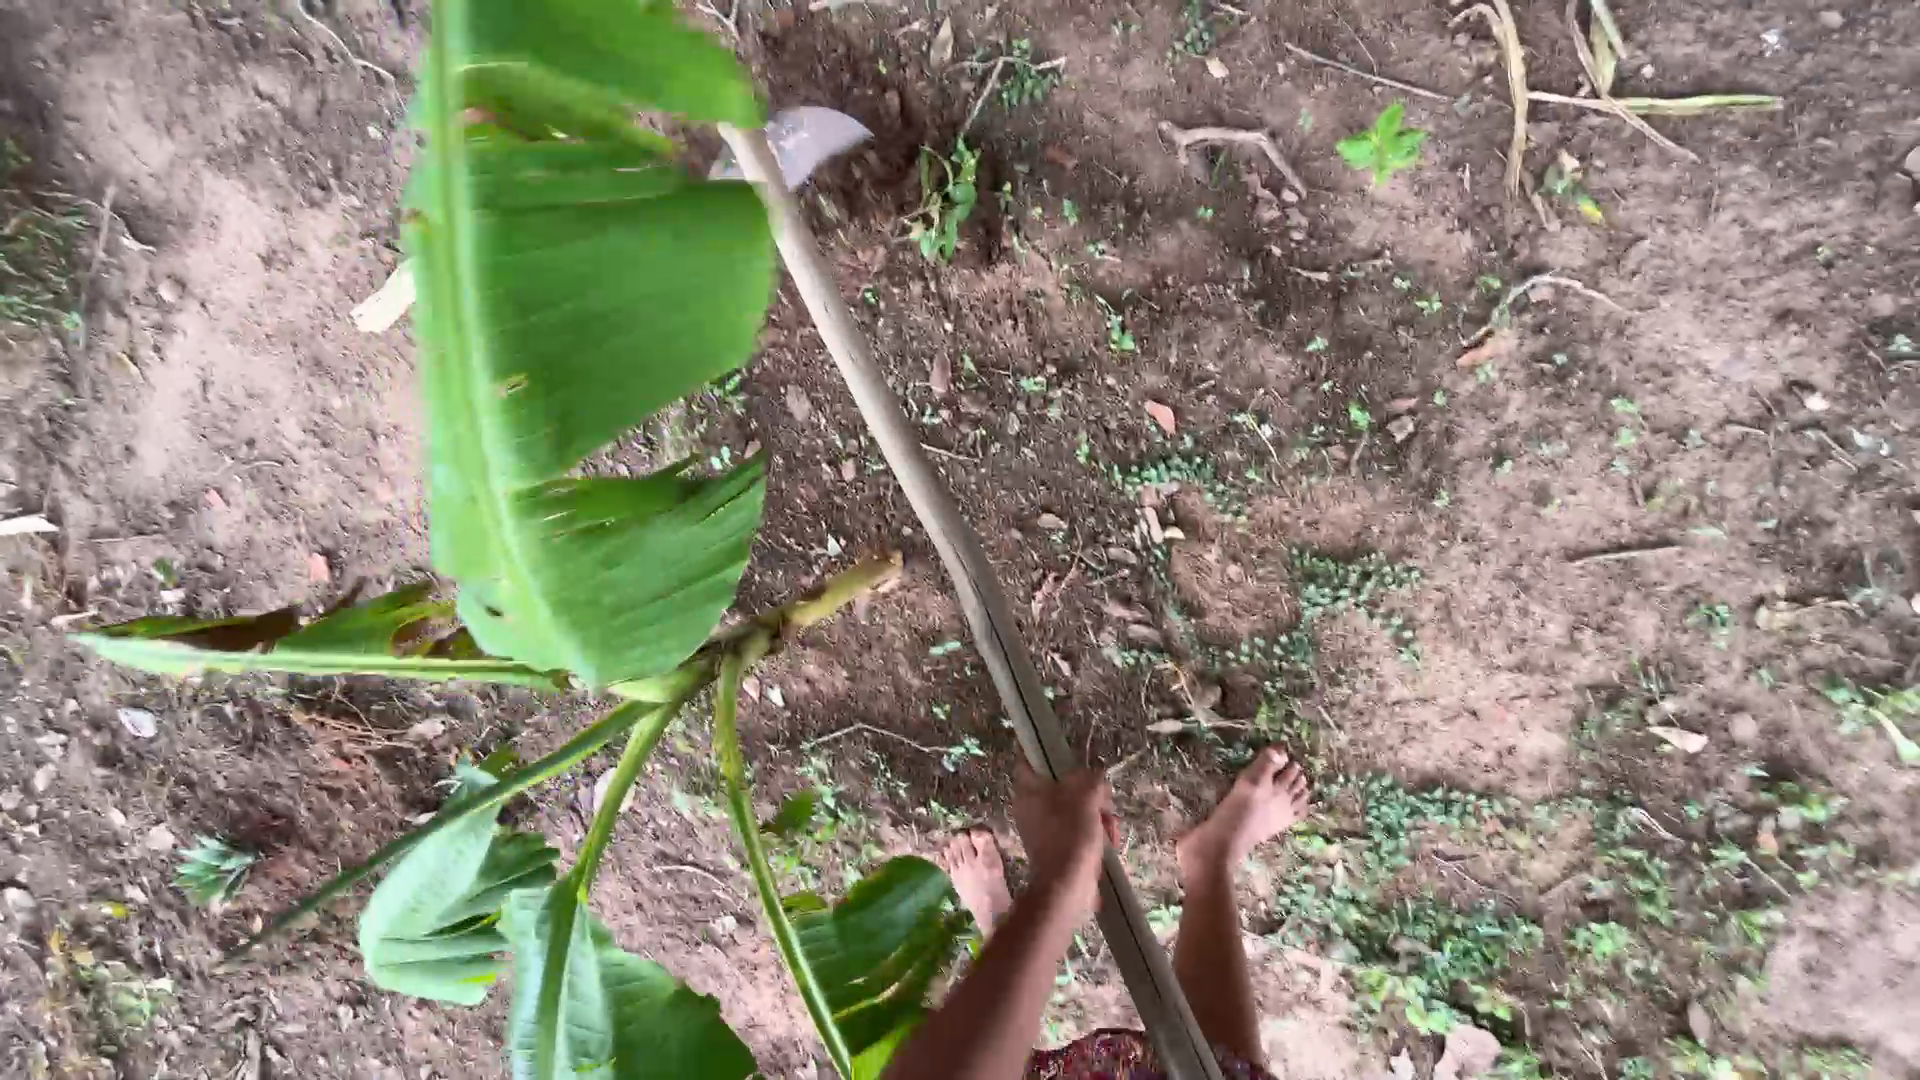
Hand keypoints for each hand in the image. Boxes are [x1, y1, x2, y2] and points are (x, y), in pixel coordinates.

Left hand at [1011, 767, 1117, 919]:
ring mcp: (1042, 829)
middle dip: (1089, 795)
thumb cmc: (1070, 837)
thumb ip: (1090, 779)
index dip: (1047, 752)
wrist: (1065, 889)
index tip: (1070, 757)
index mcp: (1028, 790)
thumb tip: (1093, 776)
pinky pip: (1076, 830)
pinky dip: (1093, 835)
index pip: (1029, 759)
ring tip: (1110, 831)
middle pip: (1062, 786)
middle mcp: (1030, 806)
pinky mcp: (1055, 848)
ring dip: (1097, 817)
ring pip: (1074, 809)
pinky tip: (1108, 844)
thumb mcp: (1085, 798)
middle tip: (1105, 803)